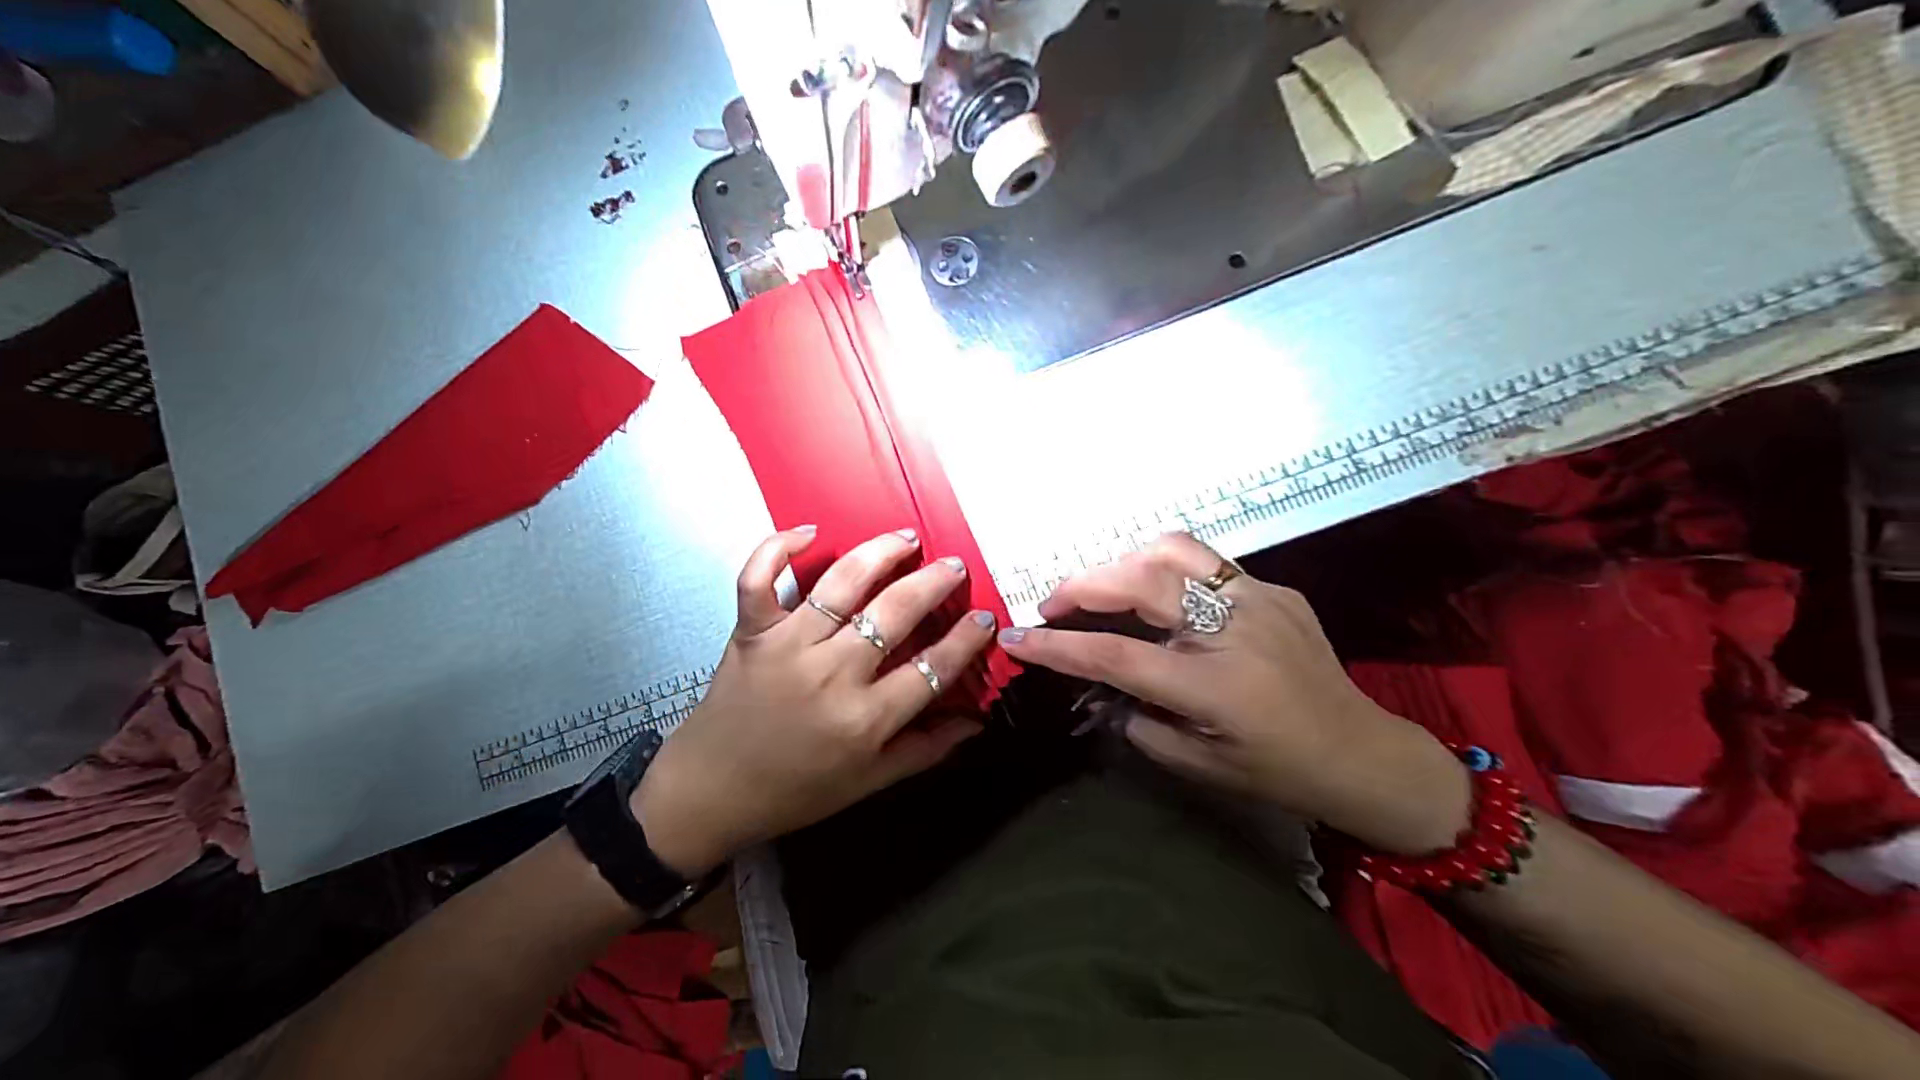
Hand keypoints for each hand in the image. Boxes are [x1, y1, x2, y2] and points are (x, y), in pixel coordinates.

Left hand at [633, 526, 994, 875]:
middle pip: (894, 614)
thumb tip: (975, 722)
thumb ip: (924, 750)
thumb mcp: (867, 783)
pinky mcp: (751, 632)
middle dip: (933, 584)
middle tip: (953, 565)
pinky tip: (810, 532)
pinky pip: (759, 579)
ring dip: (879, 554)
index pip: (931, 669)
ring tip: (906, 538)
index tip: (984, 617)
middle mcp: (831, 674)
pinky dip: (777, 548)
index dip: (966, 640)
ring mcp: (788, 646)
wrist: (710, 793)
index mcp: (865, 719)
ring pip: (840, 585)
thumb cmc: (794, 790)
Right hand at [998, 533, 1470, 854]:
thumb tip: (1100, 684)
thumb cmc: (1277, 772)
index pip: (1116, 656)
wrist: (1363, 753)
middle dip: (1082, 585)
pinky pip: (1207, 563)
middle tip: (1053, 605)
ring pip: (1174, 549)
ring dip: (1123, 562)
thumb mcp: (1197, 766)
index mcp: (1214, 687)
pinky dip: (1166, 571)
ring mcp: (1260, 599)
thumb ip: (1137, 721)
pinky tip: (1161, 598)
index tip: (1015, 638)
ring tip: (1104, 588)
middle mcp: (1236, 630)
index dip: (1057, 647)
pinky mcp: (1274, 588)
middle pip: (1141, 580)